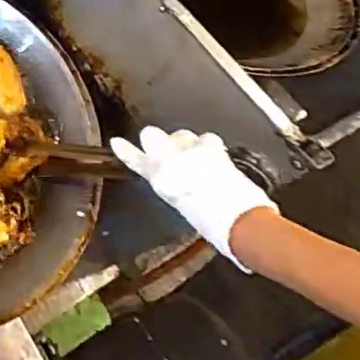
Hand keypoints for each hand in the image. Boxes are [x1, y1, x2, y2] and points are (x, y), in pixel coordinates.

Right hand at [109, 127, 276, 271]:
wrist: (241, 222)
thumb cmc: (211, 225)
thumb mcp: (180, 205)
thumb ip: (170, 185)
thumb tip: (171, 178)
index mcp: (159, 178)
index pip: (135, 159)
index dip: (125, 151)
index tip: (117, 142)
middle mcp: (169, 159)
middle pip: (151, 134)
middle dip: (158, 141)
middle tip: (172, 155)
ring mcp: (190, 150)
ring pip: (179, 134)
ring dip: (184, 142)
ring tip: (196, 158)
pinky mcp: (212, 147)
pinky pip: (205, 138)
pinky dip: (207, 145)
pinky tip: (213, 156)